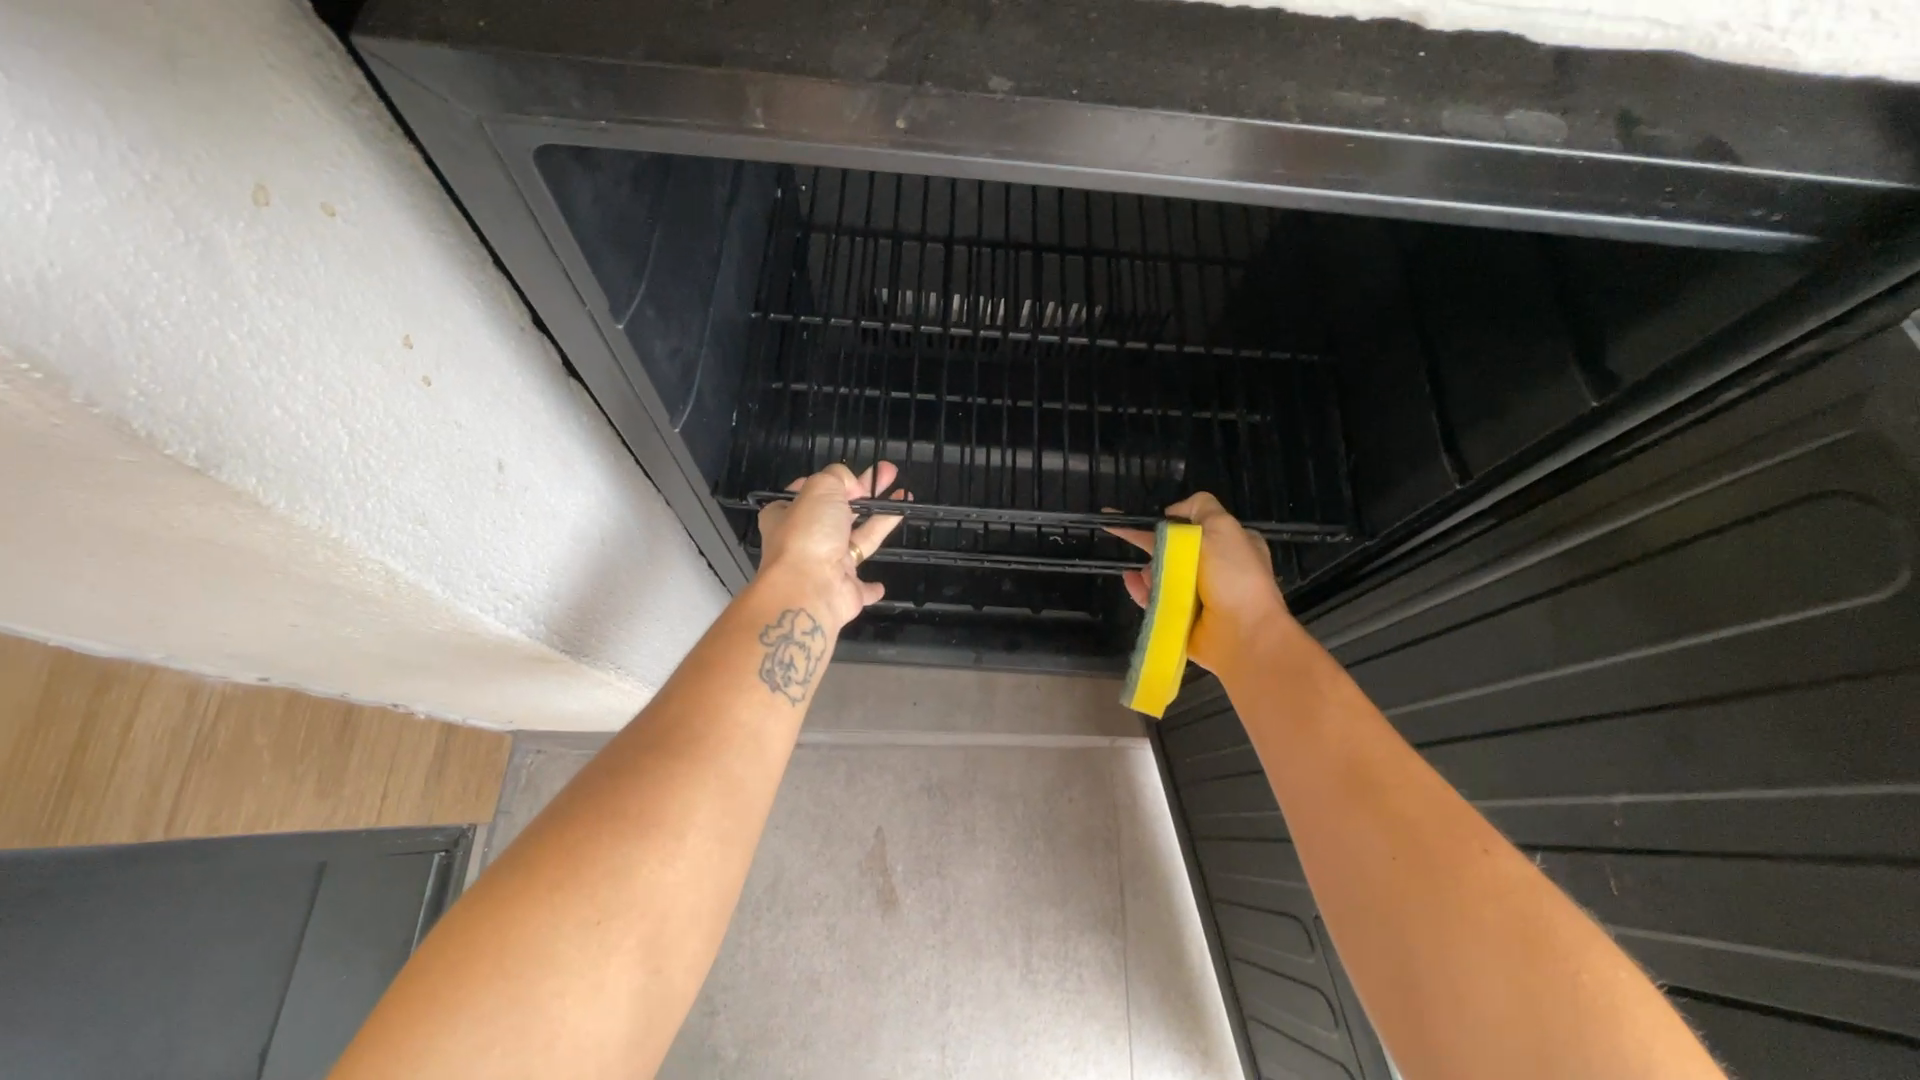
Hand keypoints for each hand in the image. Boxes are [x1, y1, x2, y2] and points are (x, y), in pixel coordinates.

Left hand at [756, 462, 910, 629]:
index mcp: (787, 515)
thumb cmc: (809, 534)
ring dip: (881, 520)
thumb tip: (853, 485)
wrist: (809, 590)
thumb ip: (838, 477)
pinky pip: (861, 587)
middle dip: (865, 493)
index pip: (809, 492)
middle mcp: (805, 540)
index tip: (853, 475)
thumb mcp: (820, 488)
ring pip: (859, 540)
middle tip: (890, 474)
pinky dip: (871, 586)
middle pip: (840, 512)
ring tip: (905, 496)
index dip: (833, 482)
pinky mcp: (845, 591)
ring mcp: (826, 566)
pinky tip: (881, 583)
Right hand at [1105, 492, 1295, 677]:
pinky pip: (1153, 599)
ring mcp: (1195, 594)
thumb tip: (1174, 511)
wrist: (1243, 634)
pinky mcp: (1180, 616)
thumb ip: (1201, 507)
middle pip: (1172, 549)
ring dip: (1148, 570)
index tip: (1146, 518)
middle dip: (1150, 543)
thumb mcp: (1224, 528)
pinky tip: (1131, 580)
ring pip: (1160, 574)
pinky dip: (1141, 590)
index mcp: (1228, 544)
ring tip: (1148, 574)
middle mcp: (1212, 568)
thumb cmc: (1235, 577)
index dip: (1169, 520)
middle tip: (1125, 534)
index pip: (1193, 525)